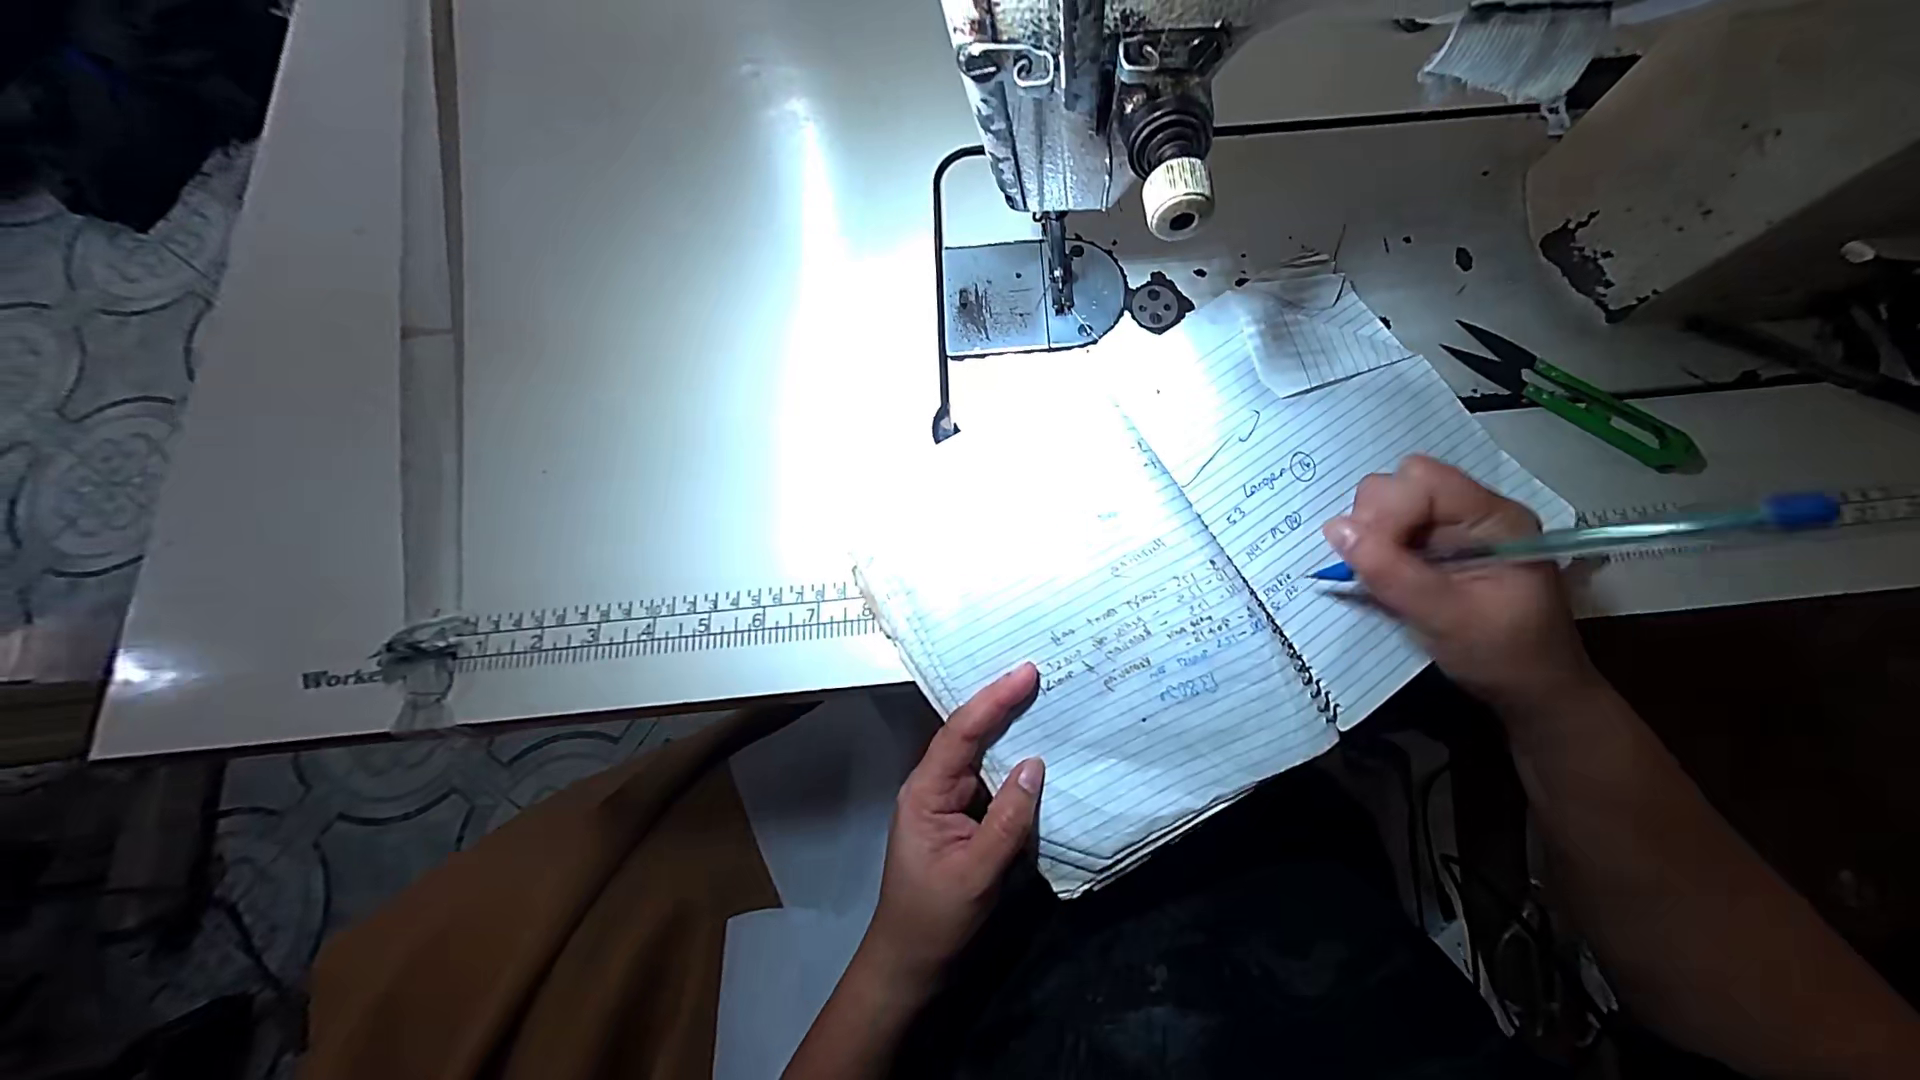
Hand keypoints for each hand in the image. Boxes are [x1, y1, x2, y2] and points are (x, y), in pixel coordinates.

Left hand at [862, 663, 1044, 985]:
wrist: (911, 962)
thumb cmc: (934, 919)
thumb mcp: (976, 873)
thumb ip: (1007, 821)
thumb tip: (1035, 765)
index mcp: (926, 790)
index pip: (961, 733)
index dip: (993, 700)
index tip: (1025, 672)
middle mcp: (935, 786)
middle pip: (969, 734)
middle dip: (1001, 703)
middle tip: (1039, 674)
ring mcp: (949, 800)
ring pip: (981, 754)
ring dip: (1010, 729)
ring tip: (1043, 700)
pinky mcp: (964, 816)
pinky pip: (991, 780)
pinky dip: (1013, 762)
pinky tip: (1037, 749)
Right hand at [1322, 455, 1597, 714]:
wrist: (1530, 690)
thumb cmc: (1501, 654)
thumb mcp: (1444, 618)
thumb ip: (1391, 572)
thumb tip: (1334, 529)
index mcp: (1494, 518)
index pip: (1424, 481)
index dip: (1386, 511)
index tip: (1367, 557)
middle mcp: (1472, 512)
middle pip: (1402, 482)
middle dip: (1373, 519)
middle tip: (1372, 565)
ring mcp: (1450, 528)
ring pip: (1388, 502)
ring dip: (1369, 533)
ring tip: (1379, 573)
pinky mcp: (1431, 545)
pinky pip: (1386, 527)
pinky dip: (1371, 546)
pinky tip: (1381, 575)